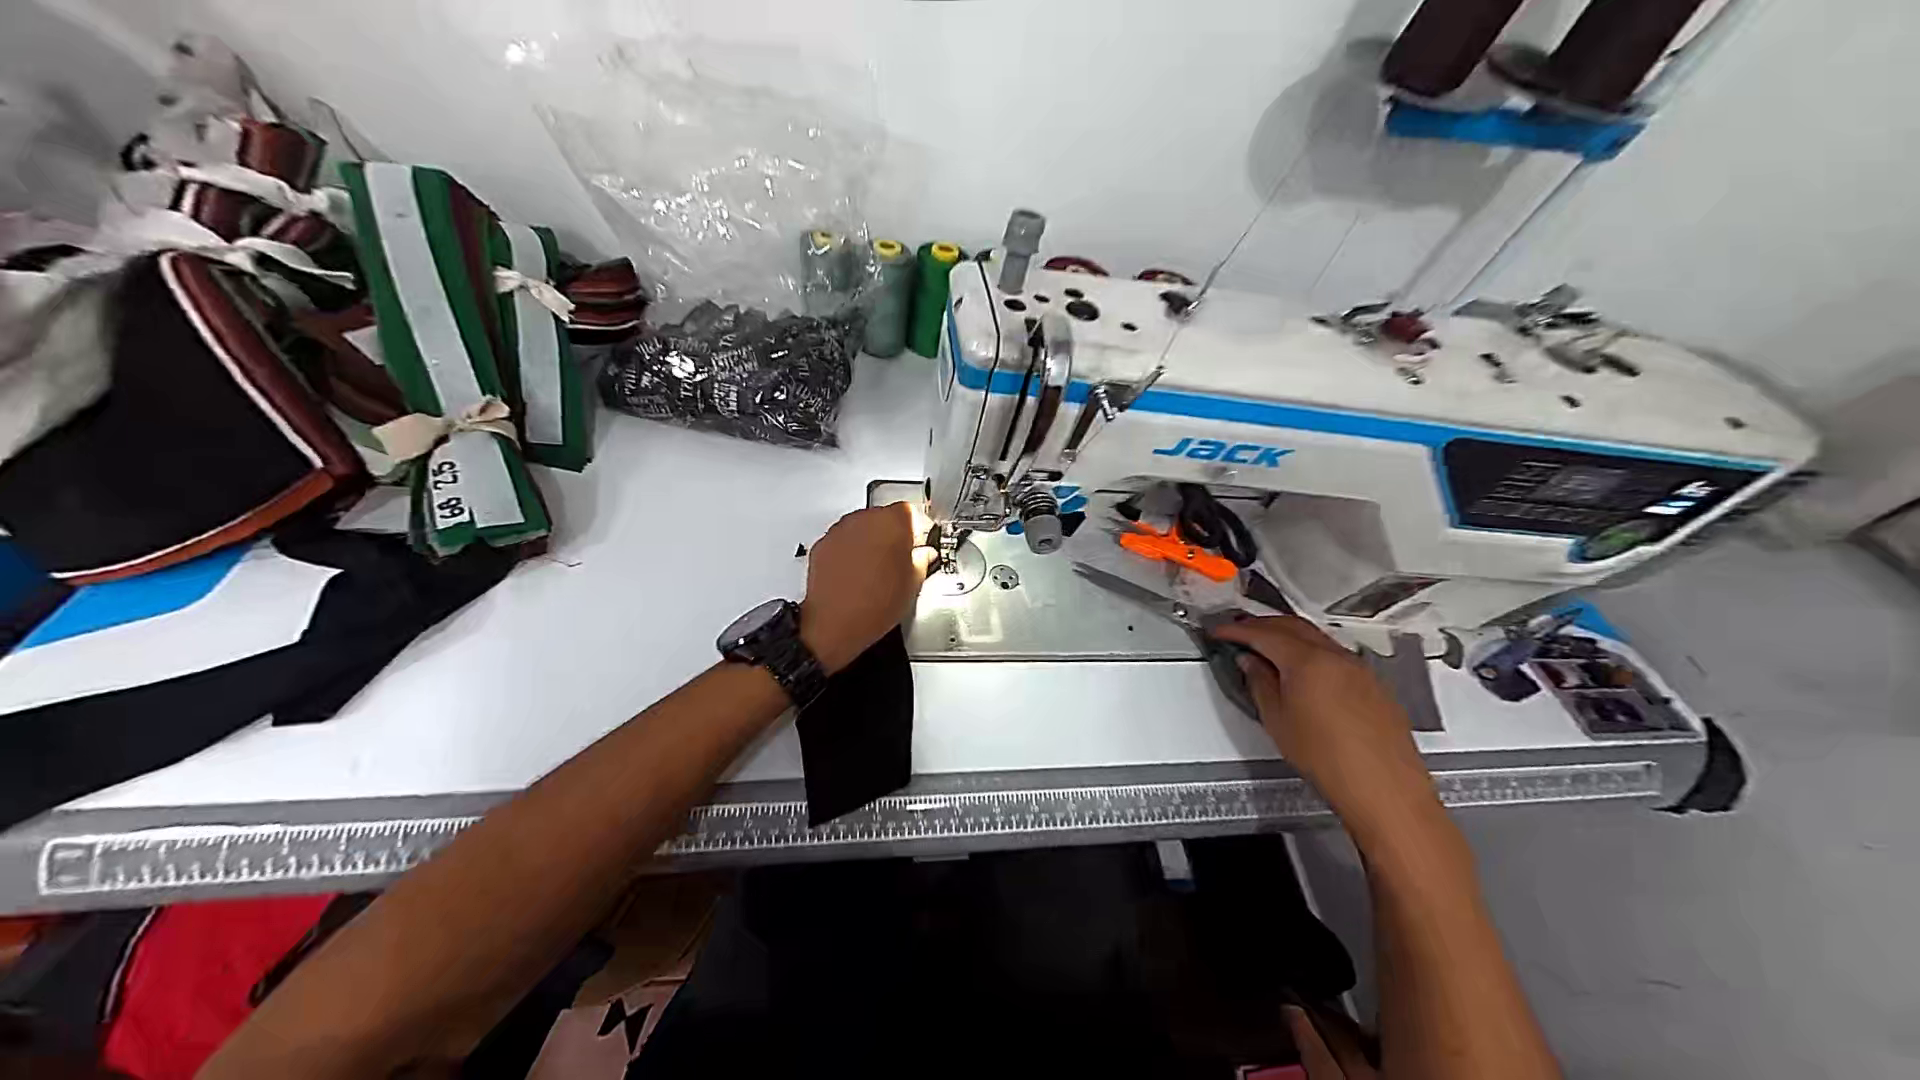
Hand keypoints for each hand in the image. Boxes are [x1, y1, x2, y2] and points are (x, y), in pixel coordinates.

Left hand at [800, 503, 935, 673]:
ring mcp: (842, 530)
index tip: (922, 544)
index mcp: (895, 521)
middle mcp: (866, 518)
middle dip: (894, 536)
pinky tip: (859, 576)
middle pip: (887, 517)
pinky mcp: (824, 544)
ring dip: (872, 543)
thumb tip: (923, 556)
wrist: (834, 624)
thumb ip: (922, 560)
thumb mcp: (914, 583)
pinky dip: (851, 553)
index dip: (920, 531)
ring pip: (864, 528)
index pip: (914, 513)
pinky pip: (844, 542)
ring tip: (878, 573)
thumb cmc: (873, 605)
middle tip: (901, 562)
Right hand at [1211, 616, 1441, 838]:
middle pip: (1292, 626)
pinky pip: (1335, 654)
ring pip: (1315, 637)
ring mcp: (1358, 669)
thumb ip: (1259, 682)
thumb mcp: (1276, 719)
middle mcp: (1336, 657)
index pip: (1264, 634)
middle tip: (1240, 632)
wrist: (1383, 788)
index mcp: (1307, 661)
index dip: (1237, 631)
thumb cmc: (1330, 759)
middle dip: (1262, 625)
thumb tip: (1251, 663)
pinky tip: (1301, 669)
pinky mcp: (1372, 684)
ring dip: (1287, 636)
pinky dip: (1311, 651)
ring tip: (1267, 648)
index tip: (1221, 632)